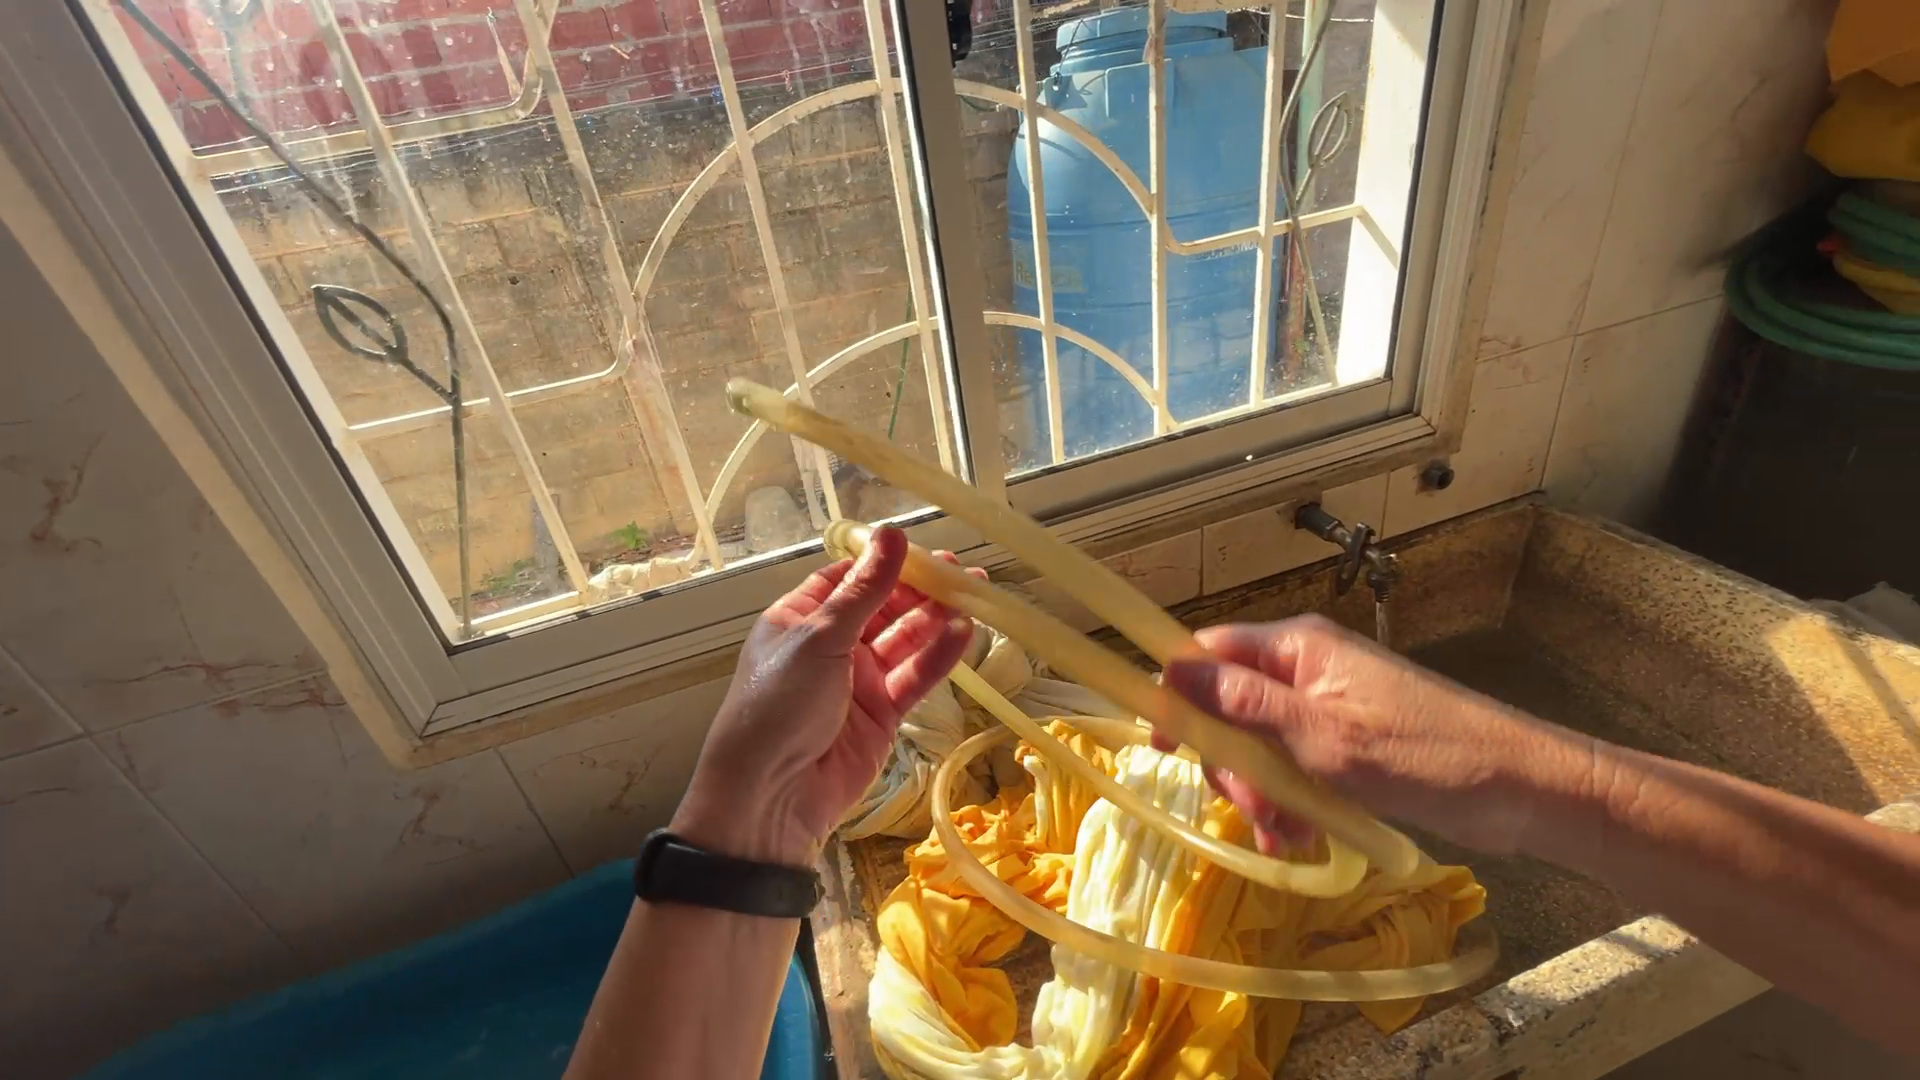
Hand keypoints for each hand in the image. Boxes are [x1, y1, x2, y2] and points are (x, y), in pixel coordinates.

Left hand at [672, 526, 974, 866]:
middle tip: (959, 572)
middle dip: (920, 590)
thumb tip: (892, 533)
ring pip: (905, 640)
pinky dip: (938, 656)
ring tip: (973, 596)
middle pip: (883, 607)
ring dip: (936, 618)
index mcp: (802, 618)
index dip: (884, 563)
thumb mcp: (819, 637)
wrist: (771, 794)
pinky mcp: (883, 712)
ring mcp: (859, 679)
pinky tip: (963, 634)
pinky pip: (915, 676)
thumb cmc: (780, 701)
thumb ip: (864, 589)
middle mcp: (832, 644)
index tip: (922, 550)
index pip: (848, 579)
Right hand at [1162, 615, 1594, 855]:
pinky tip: (1300, 836)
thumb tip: (1174, 671)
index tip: (1162, 740)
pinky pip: (1290, 763)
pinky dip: (1288, 799)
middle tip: (1252, 806)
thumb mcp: (1323, 735)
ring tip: (1284, 833)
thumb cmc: (1424, 755)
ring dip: (1260, 789)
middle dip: (1231, 760)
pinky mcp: (1340, 740)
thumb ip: (1245, 702)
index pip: (1209, 651)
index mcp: (1295, 648)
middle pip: (1228, 704)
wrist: (1526, 790)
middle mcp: (1302, 668)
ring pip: (1257, 741)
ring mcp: (1322, 705)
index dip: (1178, 691)